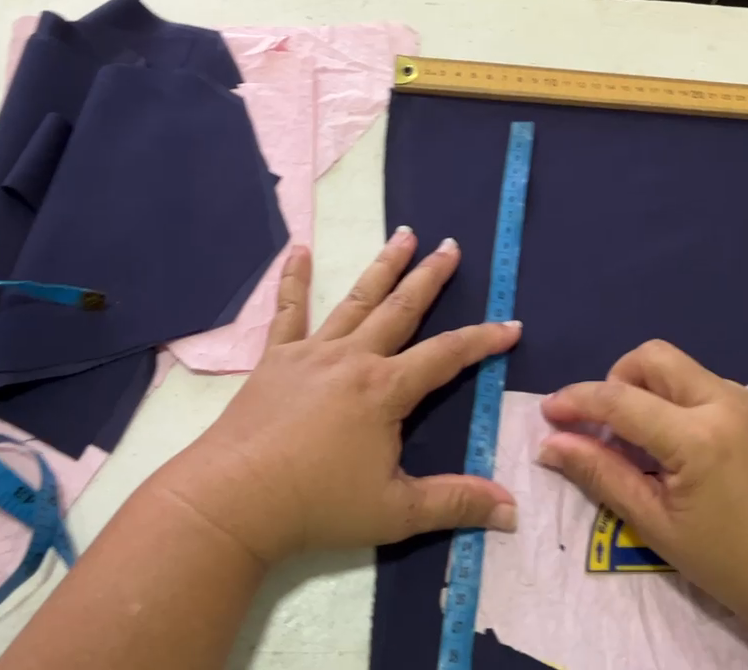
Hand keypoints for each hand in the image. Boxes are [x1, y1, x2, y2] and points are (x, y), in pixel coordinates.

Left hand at [142, 229, 520, 566]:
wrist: (233, 501)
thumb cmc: (317, 504)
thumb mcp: (395, 512)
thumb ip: (455, 503)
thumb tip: (513, 509)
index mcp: (385, 390)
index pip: (446, 356)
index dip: (482, 340)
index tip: (511, 326)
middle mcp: (353, 358)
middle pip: (402, 308)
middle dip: (431, 276)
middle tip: (451, 246)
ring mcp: (312, 352)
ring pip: (357, 300)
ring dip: (383, 266)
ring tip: (404, 234)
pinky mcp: (276, 358)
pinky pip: (288, 311)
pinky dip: (294, 279)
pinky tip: (298, 251)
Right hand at [538, 341, 747, 653]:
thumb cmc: (731, 566)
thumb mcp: (656, 525)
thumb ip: (601, 474)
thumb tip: (551, 443)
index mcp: (697, 437)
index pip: (621, 399)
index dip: (578, 400)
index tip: (549, 412)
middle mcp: (726, 402)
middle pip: (654, 357)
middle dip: (619, 379)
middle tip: (607, 424)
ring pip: (683, 370)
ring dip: (652, 391)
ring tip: (647, 444)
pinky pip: (711, 388)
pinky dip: (683, 404)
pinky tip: (686, 449)